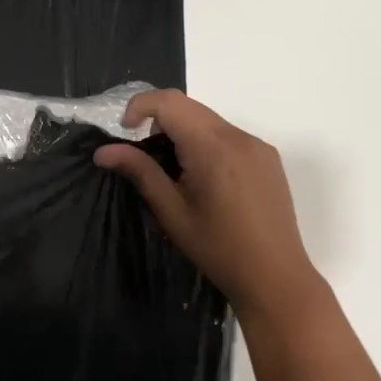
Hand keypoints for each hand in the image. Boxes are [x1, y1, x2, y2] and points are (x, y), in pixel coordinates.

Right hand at [94, 89, 321, 318]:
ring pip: (208, 119)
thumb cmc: (218, 248)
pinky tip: (204, 179)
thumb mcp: (171, 211)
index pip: (169, 102)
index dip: (139, 107)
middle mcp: (239, 137)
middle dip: (158, 121)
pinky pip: (227, 134)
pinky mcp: (268, 158)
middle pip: (188, 106)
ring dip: (182, 131)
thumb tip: (103, 151)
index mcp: (213, 147)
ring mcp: (258, 145)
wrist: (276, 278)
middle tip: (145, 157)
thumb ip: (139, 172)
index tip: (125, 133)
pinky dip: (205, 142)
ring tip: (174, 172)